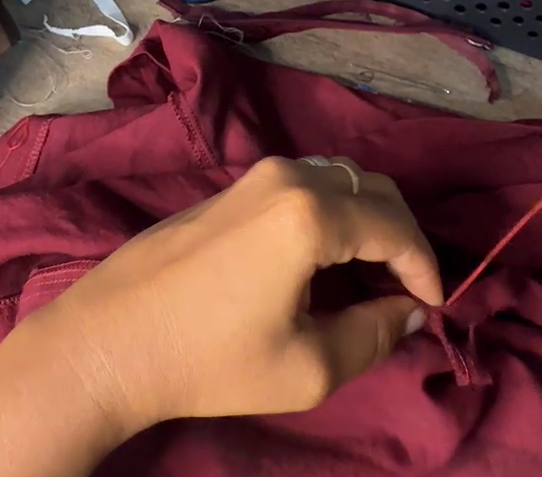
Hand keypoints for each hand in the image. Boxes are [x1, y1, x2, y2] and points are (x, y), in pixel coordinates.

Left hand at [28, 155, 443, 431]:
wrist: (110, 338)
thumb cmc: (208, 359)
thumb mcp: (307, 366)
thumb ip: (372, 333)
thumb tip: (407, 312)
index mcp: (310, 213)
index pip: (395, 225)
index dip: (425, 266)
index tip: (432, 307)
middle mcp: (286, 176)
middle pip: (372, 188)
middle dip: (401, 235)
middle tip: (406, 291)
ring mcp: (254, 175)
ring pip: (338, 178)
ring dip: (367, 218)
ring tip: (371, 276)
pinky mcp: (232, 185)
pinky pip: (304, 183)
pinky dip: (333, 211)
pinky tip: (326, 257)